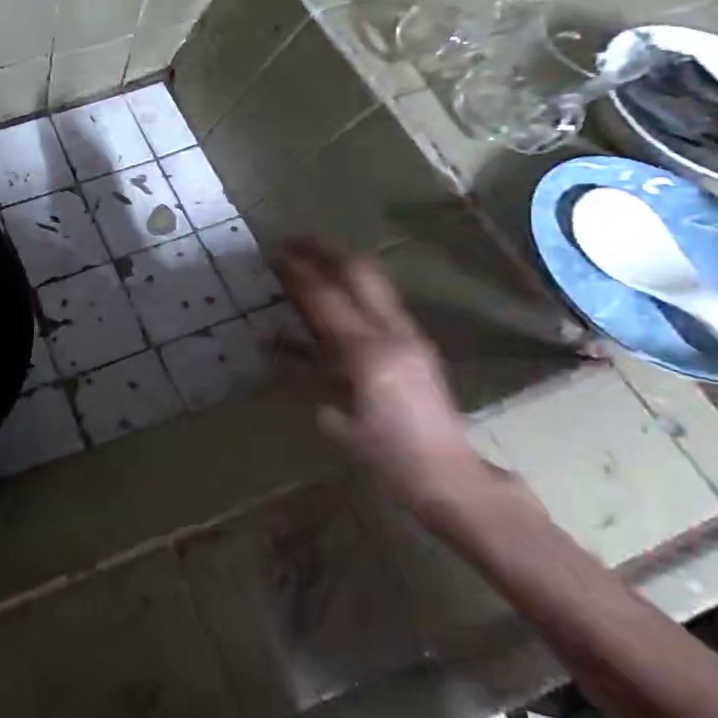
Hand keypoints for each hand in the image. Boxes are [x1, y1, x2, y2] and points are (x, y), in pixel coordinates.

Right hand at [271, 238, 489, 509]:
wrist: (449, 477)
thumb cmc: (384, 454)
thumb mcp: (332, 416)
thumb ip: (300, 372)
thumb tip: (269, 340)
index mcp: (367, 352)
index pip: (324, 297)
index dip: (296, 272)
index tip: (273, 254)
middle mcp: (392, 333)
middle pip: (359, 272)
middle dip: (325, 250)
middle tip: (294, 240)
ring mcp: (410, 335)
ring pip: (374, 282)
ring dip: (341, 265)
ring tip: (312, 258)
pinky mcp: (417, 344)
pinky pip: (380, 303)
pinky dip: (354, 289)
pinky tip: (335, 297)